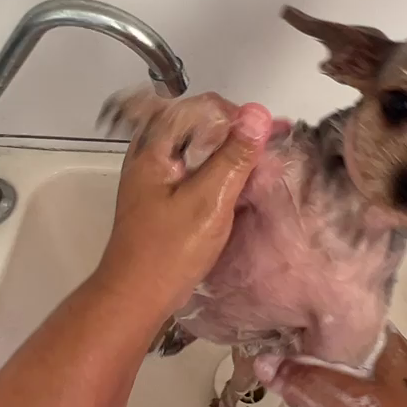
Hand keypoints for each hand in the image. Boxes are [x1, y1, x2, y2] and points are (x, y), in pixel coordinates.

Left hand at [92, 96, 271, 315]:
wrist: (135, 298)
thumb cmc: (166, 253)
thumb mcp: (209, 200)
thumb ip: (233, 157)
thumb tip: (257, 115)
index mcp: (153, 148)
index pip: (197, 107)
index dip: (234, 114)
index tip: (264, 131)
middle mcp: (150, 157)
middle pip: (196, 125)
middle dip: (235, 130)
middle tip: (271, 140)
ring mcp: (156, 179)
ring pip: (198, 149)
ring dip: (231, 151)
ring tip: (265, 159)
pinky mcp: (165, 200)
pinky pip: (196, 172)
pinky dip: (222, 172)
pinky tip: (245, 183)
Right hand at [258, 331, 406, 406]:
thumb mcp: (346, 400)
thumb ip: (303, 380)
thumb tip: (261, 362)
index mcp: (380, 340)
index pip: (333, 323)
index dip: (303, 337)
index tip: (278, 355)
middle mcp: (384, 357)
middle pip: (331, 359)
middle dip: (309, 384)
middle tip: (295, 403)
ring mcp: (387, 388)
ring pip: (337, 388)